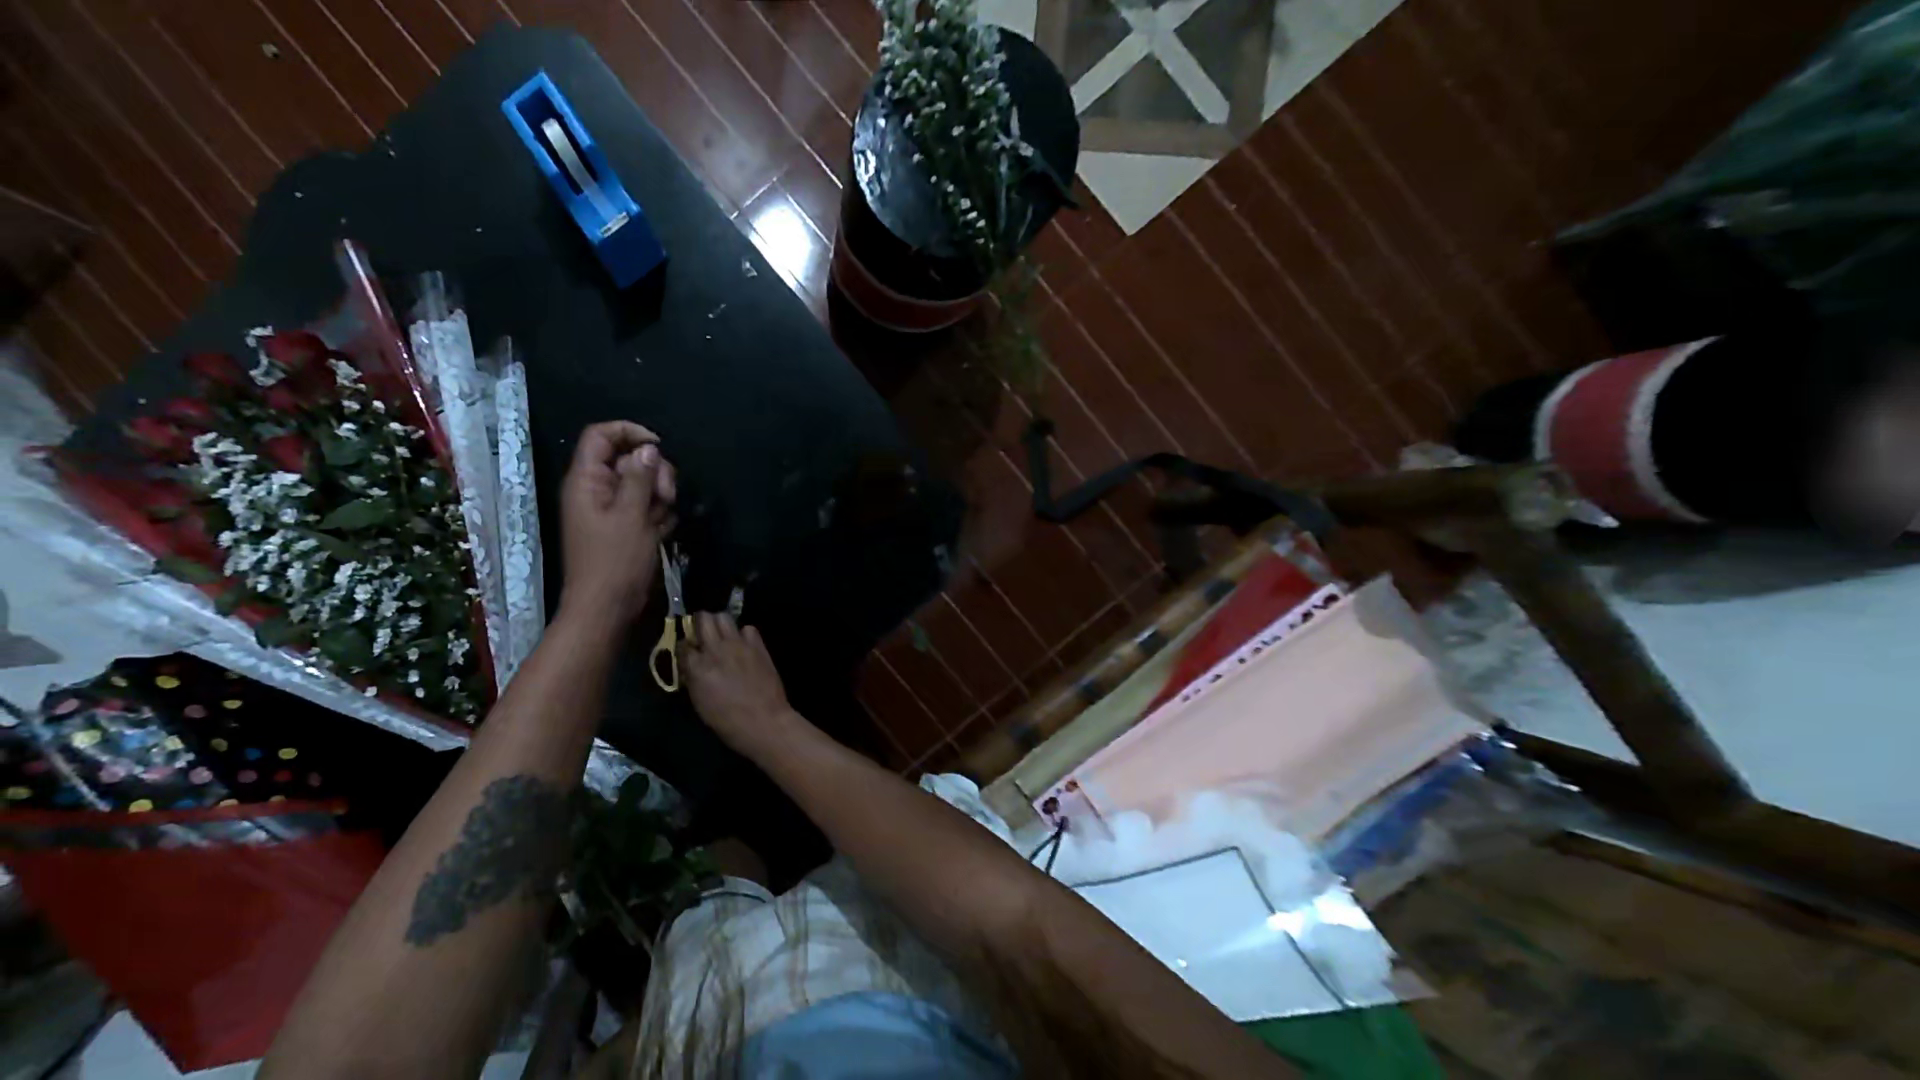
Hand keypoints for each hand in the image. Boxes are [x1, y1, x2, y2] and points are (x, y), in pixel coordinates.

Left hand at [558, 421, 675, 627]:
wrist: (607, 607)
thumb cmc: (615, 561)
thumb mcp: (632, 515)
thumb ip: (640, 478)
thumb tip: (648, 449)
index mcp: (586, 481)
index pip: (601, 436)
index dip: (630, 432)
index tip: (659, 446)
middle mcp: (595, 489)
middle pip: (628, 458)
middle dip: (654, 471)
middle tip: (666, 494)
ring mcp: (610, 509)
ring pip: (641, 483)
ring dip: (659, 495)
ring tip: (663, 517)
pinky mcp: (624, 527)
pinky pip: (645, 506)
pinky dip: (658, 514)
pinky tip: (662, 530)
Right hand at [682, 612, 798, 750]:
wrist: (764, 720)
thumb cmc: (727, 720)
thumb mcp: (699, 702)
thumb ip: (692, 678)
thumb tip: (689, 665)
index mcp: (698, 667)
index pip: (682, 644)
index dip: (684, 647)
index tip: (687, 651)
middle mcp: (716, 649)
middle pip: (703, 619)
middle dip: (699, 623)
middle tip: (702, 634)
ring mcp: (739, 644)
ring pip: (724, 617)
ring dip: (719, 624)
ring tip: (721, 636)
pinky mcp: (758, 645)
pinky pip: (748, 628)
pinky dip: (743, 634)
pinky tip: (743, 645)